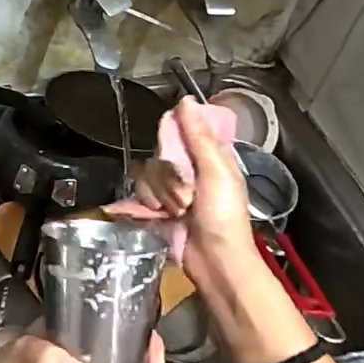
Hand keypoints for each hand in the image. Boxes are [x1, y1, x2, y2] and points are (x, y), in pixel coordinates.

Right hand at [126, 98, 260, 283]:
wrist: (214, 262)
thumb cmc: (224, 216)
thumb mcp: (217, 171)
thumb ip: (199, 136)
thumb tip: (186, 100)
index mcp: (209, 157)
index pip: (182, 131)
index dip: (174, 137)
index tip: (175, 152)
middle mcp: (189, 170)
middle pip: (159, 154)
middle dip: (168, 178)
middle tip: (186, 196)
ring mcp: (172, 191)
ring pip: (146, 176)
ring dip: (160, 196)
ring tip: (176, 213)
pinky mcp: (158, 210)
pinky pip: (139, 196)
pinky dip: (145, 207)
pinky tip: (157, 216)